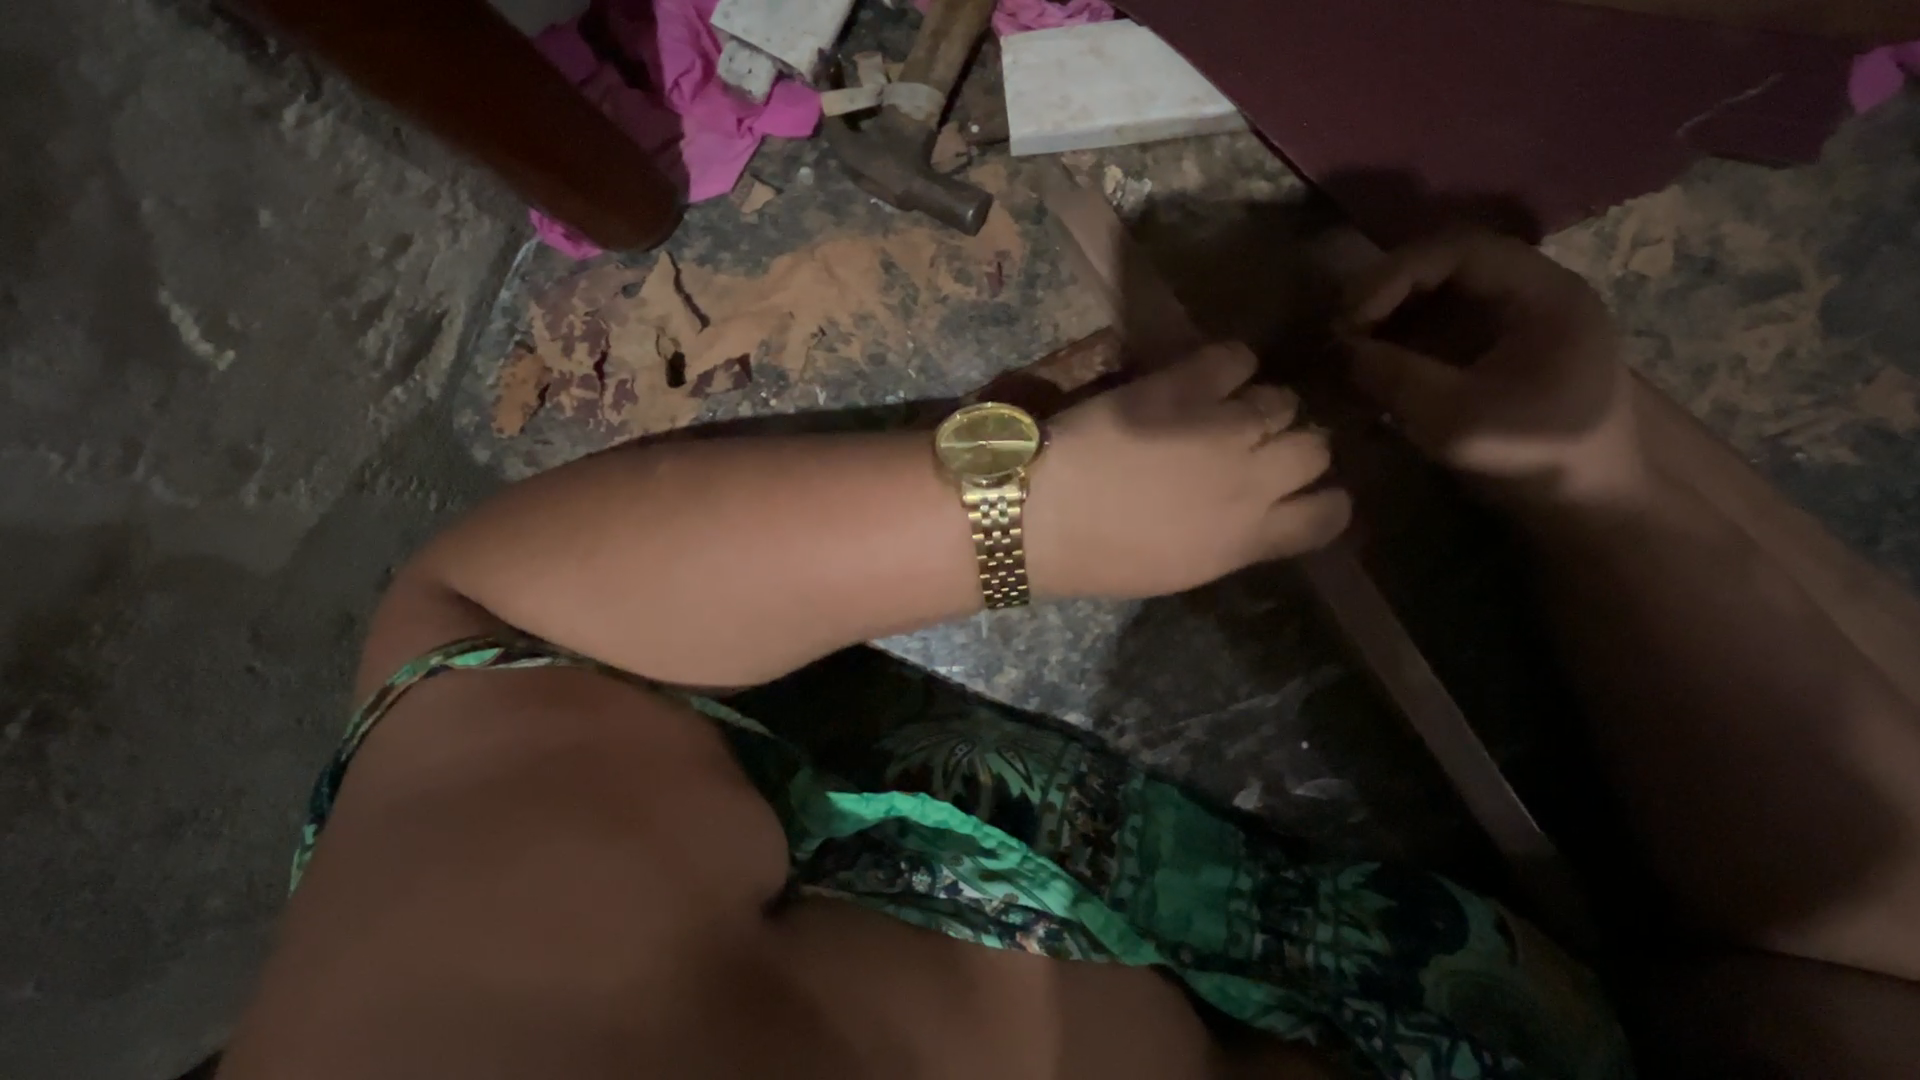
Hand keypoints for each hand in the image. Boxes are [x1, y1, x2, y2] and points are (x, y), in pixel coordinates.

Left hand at [1023, 343, 1350, 599]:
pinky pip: (1235, 358)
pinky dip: (1228, 364)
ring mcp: (1222, 429)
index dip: (1323, 498)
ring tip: (1224, 410)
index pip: (1329, 514)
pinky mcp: (1182, 388)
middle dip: (1290, 445)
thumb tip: (1253, 513)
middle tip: (1251, 445)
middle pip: (1314, 447)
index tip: (1299, 490)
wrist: (1040, 517)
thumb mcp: (1181, 569)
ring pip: (1281, 400)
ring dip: (1260, 405)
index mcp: (1250, 539)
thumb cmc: (1097, 558)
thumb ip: (1232, 539)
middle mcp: (1252, 481)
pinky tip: (1204, 377)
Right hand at [1341, 230, 1643, 512]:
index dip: (1397, 273)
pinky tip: (1367, 362)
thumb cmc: (1534, 458)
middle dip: (1385, 292)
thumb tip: (1341, 349)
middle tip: (1341, 329)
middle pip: (1442, 266)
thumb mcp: (1458, 421)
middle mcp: (1527, 293)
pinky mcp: (1486, 351)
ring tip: (1347, 346)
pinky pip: (1433, 326)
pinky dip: (1394, 338)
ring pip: (1433, 295)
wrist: (1582, 502)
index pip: (1460, 250)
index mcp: (1544, 294)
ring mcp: (1506, 322)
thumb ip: (1397, 378)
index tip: (1352, 316)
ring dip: (1384, 315)